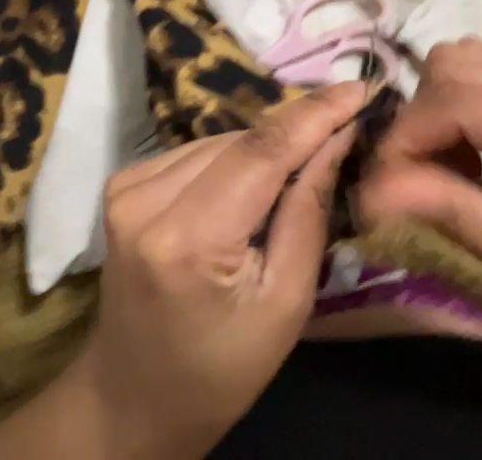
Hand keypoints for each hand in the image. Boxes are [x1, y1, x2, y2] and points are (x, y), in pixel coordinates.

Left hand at [78, 82, 370, 457]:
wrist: (133, 393)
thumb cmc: (220, 370)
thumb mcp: (285, 304)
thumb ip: (307, 212)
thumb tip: (337, 139)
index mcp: (186, 238)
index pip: (260, 152)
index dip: (314, 114)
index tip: (362, 88)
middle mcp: (144, 198)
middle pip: (238, 141)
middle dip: (296, 131)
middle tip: (349, 129)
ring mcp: (124, 187)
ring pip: (216, 141)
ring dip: (263, 147)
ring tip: (303, 167)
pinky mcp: (120, 184)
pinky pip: (192, 153)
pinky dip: (230, 161)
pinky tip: (250, 188)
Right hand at [355, 40, 481, 381]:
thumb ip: (448, 211)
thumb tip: (368, 186)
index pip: (466, 100)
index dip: (409, 131)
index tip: (384, 179)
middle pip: (461, 63)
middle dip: (420, 115)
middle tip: (417, 175)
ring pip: (473, 56)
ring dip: (440, 103)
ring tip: (450, 163)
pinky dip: (465, 99)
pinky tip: (478, 147)